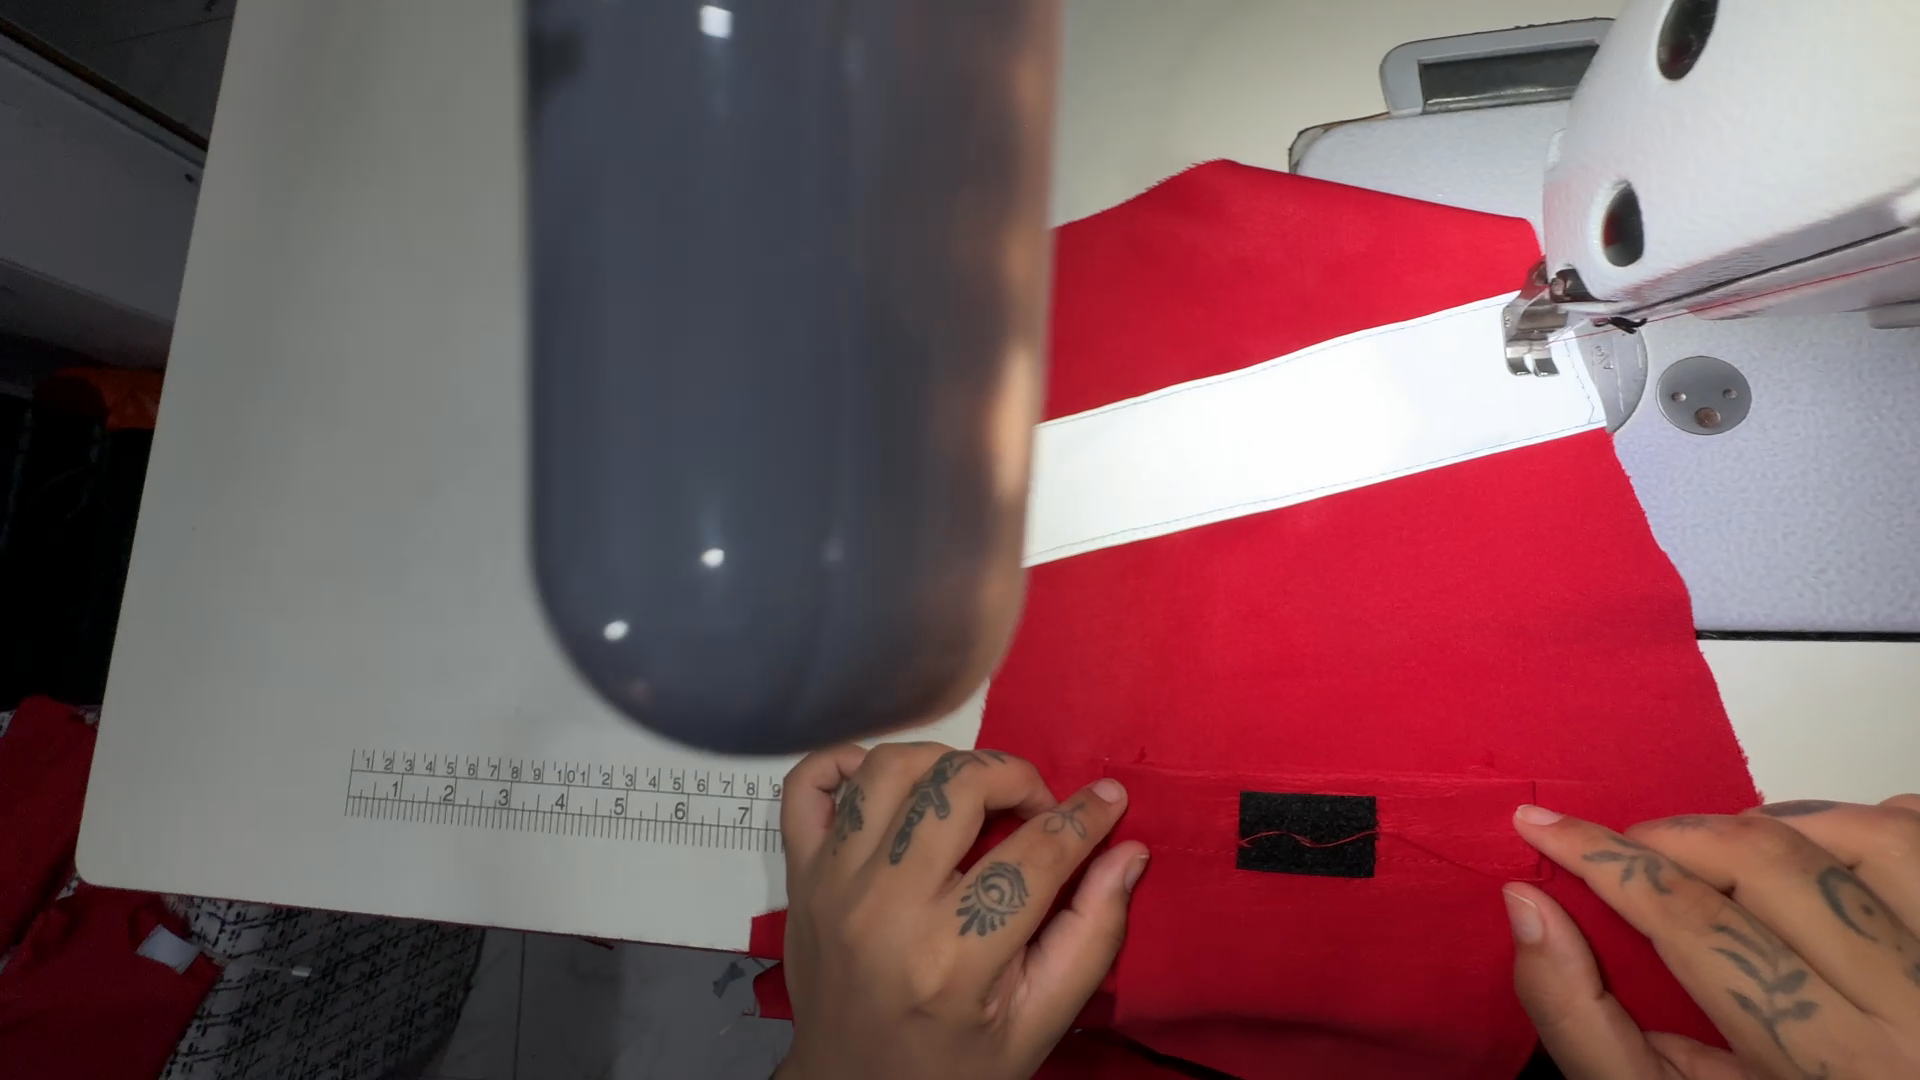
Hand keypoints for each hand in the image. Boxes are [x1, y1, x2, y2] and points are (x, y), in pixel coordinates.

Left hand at [773, 742, 1149, 1079]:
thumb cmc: (953, 1064)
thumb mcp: (1037, 1025)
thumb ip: (1091, 936)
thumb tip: (1129, 850)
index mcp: (953, 958)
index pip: (1036, 854)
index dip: (1084, 818)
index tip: (1107, 799)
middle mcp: (886, 907)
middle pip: (959, 788)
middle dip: (1016, 777)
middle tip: (1034, 806)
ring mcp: (832, 881)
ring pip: (891, 768)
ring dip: (944, 762)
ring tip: (969, 794)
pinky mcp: (800, 871)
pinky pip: (809, 783)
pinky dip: (847, 762)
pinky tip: (887, 784)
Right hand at [1506, 799, 1919, 1079]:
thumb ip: (1574, 1010)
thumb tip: (1524, 899)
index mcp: (1828, 1066)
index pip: (1690, 919)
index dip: (1597, 856)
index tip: (1536, 823)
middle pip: (1769, 862)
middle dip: (1672, 835)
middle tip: (1637, 853)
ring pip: (1867, 837)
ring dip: (1773, 821)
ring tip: (1729, 853)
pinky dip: (1873, 823)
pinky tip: (1827, 856)